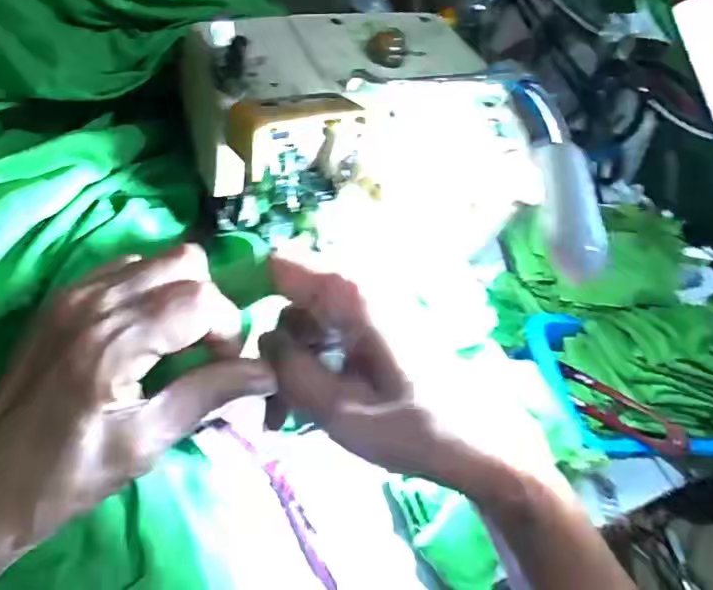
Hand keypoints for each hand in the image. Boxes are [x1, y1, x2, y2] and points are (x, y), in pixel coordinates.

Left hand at [0, 245, 274, 588]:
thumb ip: (206, 396)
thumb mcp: (142, 444)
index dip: (227, 328)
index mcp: (115, 340)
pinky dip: (147, 288)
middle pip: (184, 260)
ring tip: (173, 341)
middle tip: (203, 350)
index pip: (200, 299)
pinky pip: (123, 267)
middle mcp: (96, 298)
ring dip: (178, 291)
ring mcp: (75, 290)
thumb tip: (266, 372)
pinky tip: (140, 332)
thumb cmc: (64, 474)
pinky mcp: (62, 294)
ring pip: (155, 257)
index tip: (226, 367)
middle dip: (208, 300)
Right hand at [258, 248, 566, 499]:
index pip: (276, 265)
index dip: (245, 293)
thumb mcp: (340, 410)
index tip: (227, 339)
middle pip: (287, 301)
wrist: (485, 447)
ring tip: (285, 418)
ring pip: (303, 323)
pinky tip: (308, 407)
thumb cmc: (415, 426)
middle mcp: (352, 285)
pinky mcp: (372, 325)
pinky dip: (311, 366)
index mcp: (346, 291)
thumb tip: (258, 341)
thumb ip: (288, 370)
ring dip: (289, 365)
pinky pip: (325, 336)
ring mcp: (364, 304)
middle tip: (266, 403)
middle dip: (270, 349)